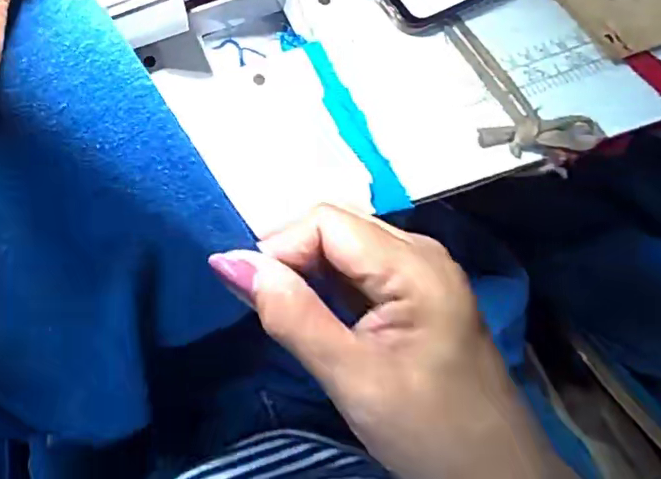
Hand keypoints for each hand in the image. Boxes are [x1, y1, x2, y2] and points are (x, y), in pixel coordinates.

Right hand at [209, 206, 566, 478]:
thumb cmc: (434, 438)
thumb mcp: (355, 381)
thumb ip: (291, 315)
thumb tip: (226, 261)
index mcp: (414, 264)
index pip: (324, 221)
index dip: (282, 248)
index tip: (259, 297)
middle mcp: (417, 249)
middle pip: (330, 225)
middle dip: (291, 258)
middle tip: (271, 309)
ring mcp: (418, 267)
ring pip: (337, 243)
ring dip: (304, 271)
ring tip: (291, 315)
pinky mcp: (413, 288)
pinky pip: (352, 264)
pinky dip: (324, 283)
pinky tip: (318, 315)